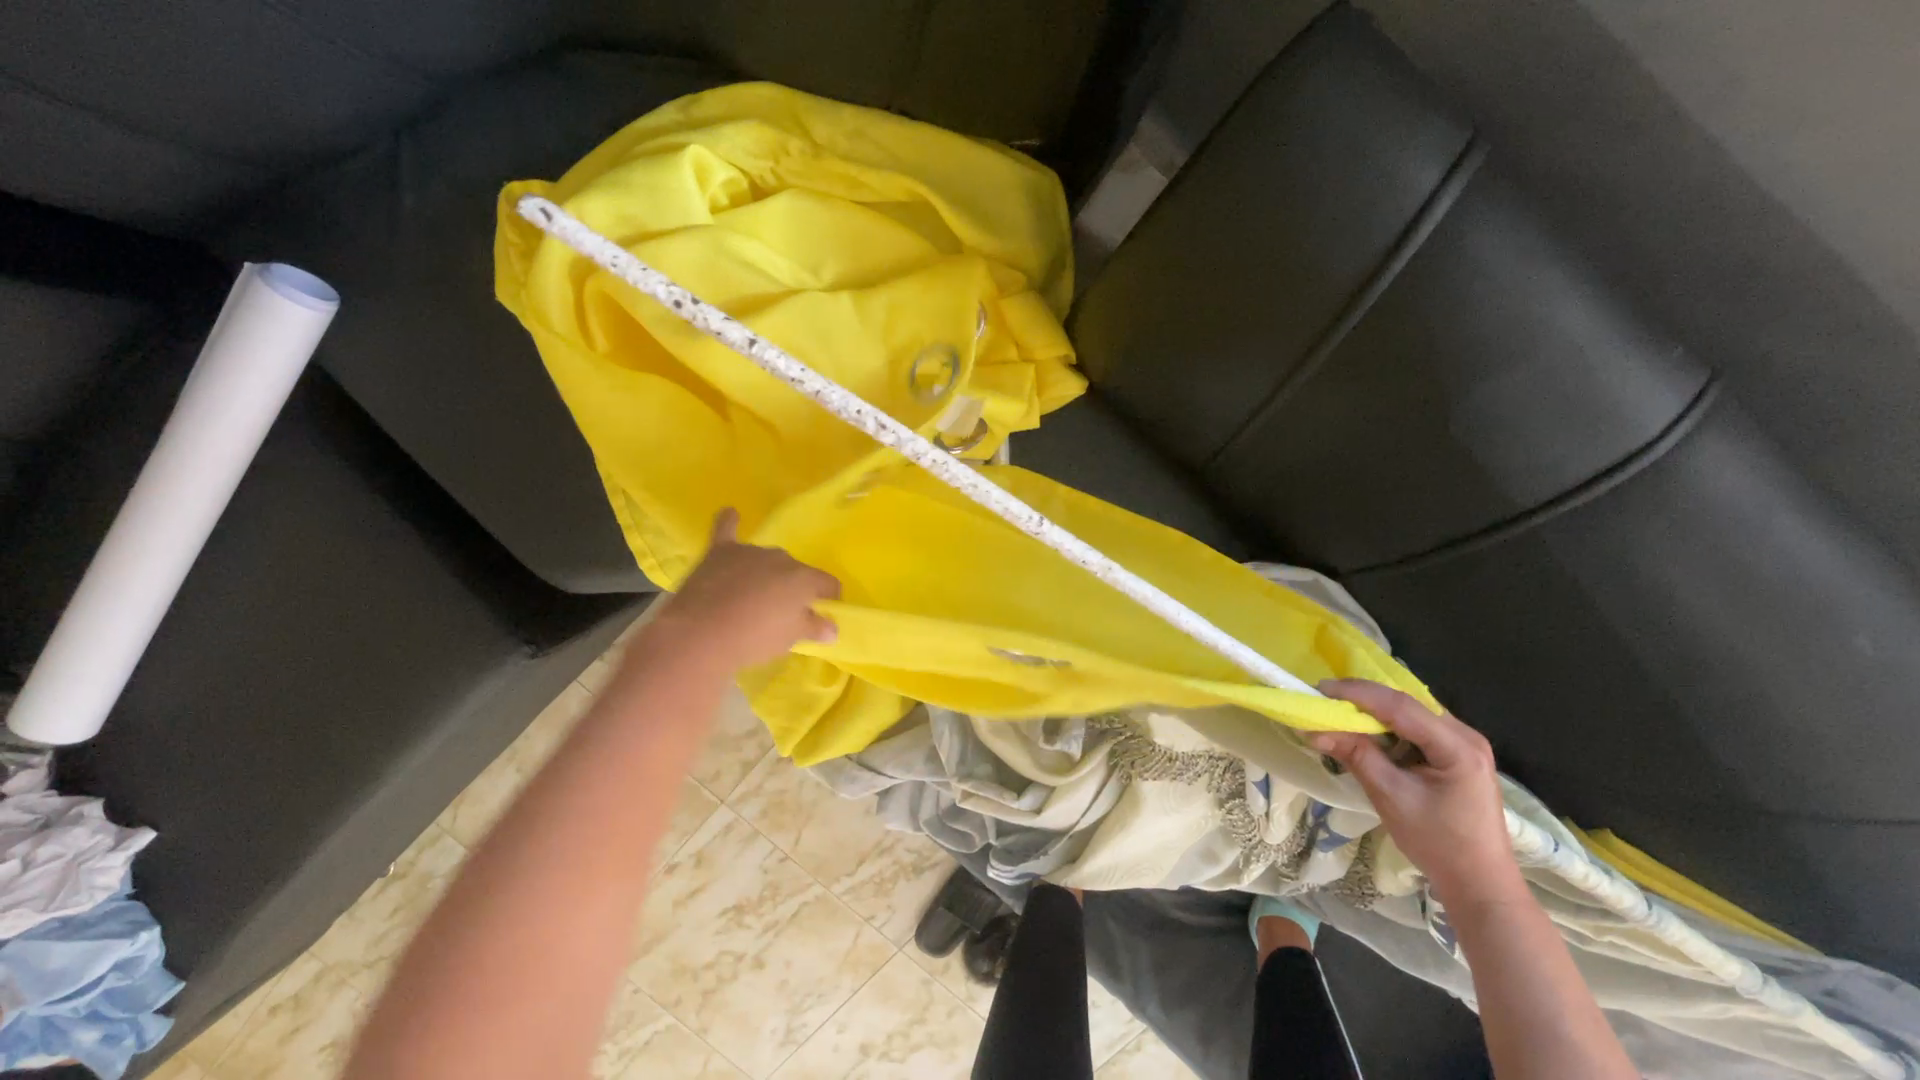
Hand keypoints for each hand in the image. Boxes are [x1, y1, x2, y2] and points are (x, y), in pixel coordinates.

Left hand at [641, 509, 840, 672]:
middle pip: (795, 571)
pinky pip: (727, 529)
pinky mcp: (720, 551)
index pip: (828, 583)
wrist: (702, 633)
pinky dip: (730, 522)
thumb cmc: (754, 639)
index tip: (820, 614)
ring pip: (766, 558)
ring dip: (765, 572)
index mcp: (804, 578)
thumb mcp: (791, 639)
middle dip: (792, 588)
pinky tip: (731, 513)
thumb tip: (831, 627)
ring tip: (751, 596)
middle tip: (779, 612)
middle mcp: (781, 557)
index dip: (828, 598)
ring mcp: (750, 551)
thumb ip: (814, 628)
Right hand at [1309, 680, 1520, 907]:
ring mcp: (1465, 744)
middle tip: (1325, 700)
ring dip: (1375, 714)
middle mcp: (1466, 735)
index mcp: (1458, 746)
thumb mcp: (1391, 798)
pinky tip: (1369, 736)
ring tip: (1340, 715)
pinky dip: (1390, 729)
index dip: (1359, 694)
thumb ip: (1357, 757)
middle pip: (1408, 705)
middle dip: (1364, 700)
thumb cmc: (1438, 843)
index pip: (1401, 706)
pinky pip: (1418, 730)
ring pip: (1412, 715)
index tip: (1320, 689)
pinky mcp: (1458, 755)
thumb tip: (1315, 730)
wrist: (1479, 882)